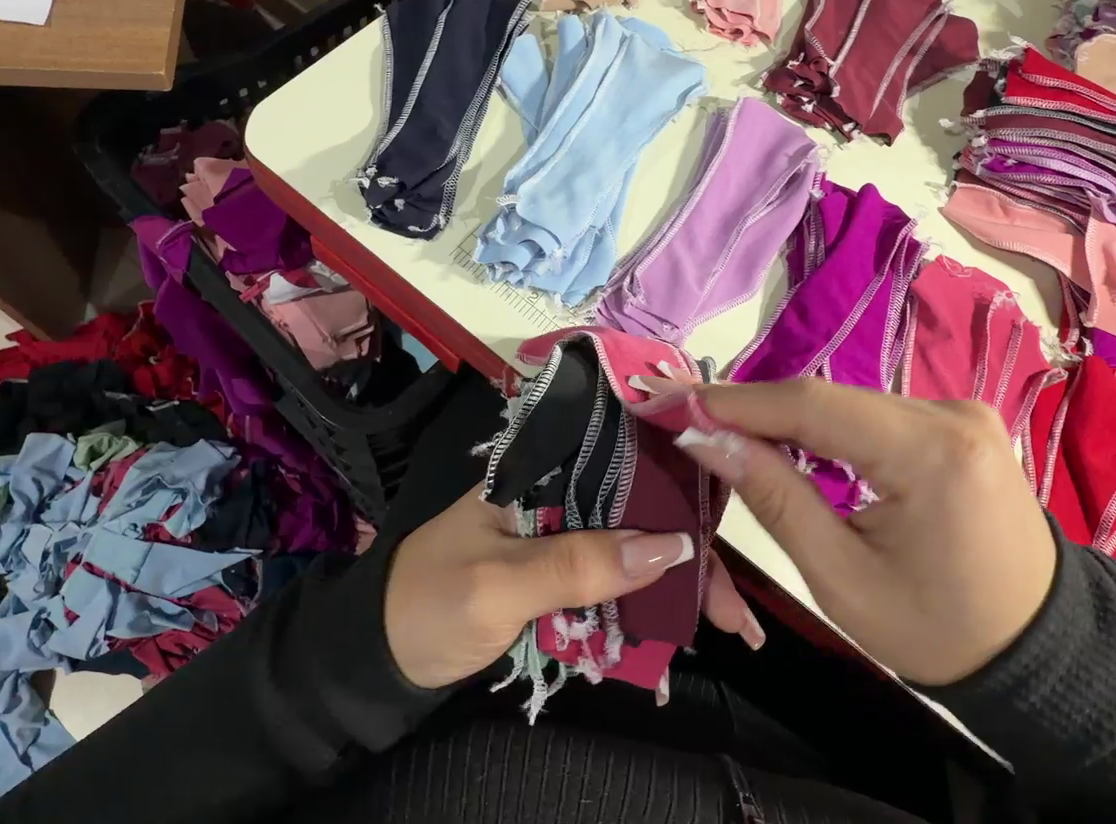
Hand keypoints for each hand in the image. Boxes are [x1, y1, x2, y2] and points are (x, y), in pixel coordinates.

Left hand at [384, 486, 764, 689]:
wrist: (379, 657)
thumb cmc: (429, 604)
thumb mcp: (498, 586)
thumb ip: (577, 564)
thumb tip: (669, 549)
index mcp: (536, 473)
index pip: (618, 457)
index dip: (677, 478)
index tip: (727, 508)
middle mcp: (554, 495)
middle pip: (638, 509)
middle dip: (690, 550)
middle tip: (736, 607)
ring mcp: (557, 536)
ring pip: (632, 548)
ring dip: (678, 583)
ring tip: (730, 624)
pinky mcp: (557, 574)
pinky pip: (613, 583)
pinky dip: (647, 606)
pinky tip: (680, 629)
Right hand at [674, 380, 1056, 685]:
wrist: (1038, 655)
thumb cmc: (938, 631)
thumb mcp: (840, 576)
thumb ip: (773, 496)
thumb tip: (704, 437)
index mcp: (930, 452)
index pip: (810, 404)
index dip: (733, 400)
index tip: (670, 400)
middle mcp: (951, 414)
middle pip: (828, 398)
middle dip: (753, 410)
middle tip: (685, 417)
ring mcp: (960, 414)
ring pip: (847, 403)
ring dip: (785, 418)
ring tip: (722, 429)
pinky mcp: (959, 425)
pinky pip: (873, 414)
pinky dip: (824, 427)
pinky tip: (786, 441)